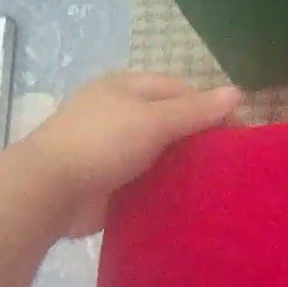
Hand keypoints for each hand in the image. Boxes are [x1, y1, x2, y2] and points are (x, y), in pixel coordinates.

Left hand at [25, 72, 240, 235]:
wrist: (48, 192)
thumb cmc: (103, 143)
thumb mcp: (154, 121)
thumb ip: (196, 110)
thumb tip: (238, 92)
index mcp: (127, 87)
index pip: (181, 90)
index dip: (211, 108)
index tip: (239, 133)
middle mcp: (119, 112)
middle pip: (171, 120)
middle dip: (199, 137)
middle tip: (230, 161)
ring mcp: (111, 147)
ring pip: (160, 151)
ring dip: (183, 164)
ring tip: (216, 182)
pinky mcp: (108, 180)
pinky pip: (146, 178)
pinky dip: (165, 185)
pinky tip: (188, 198)